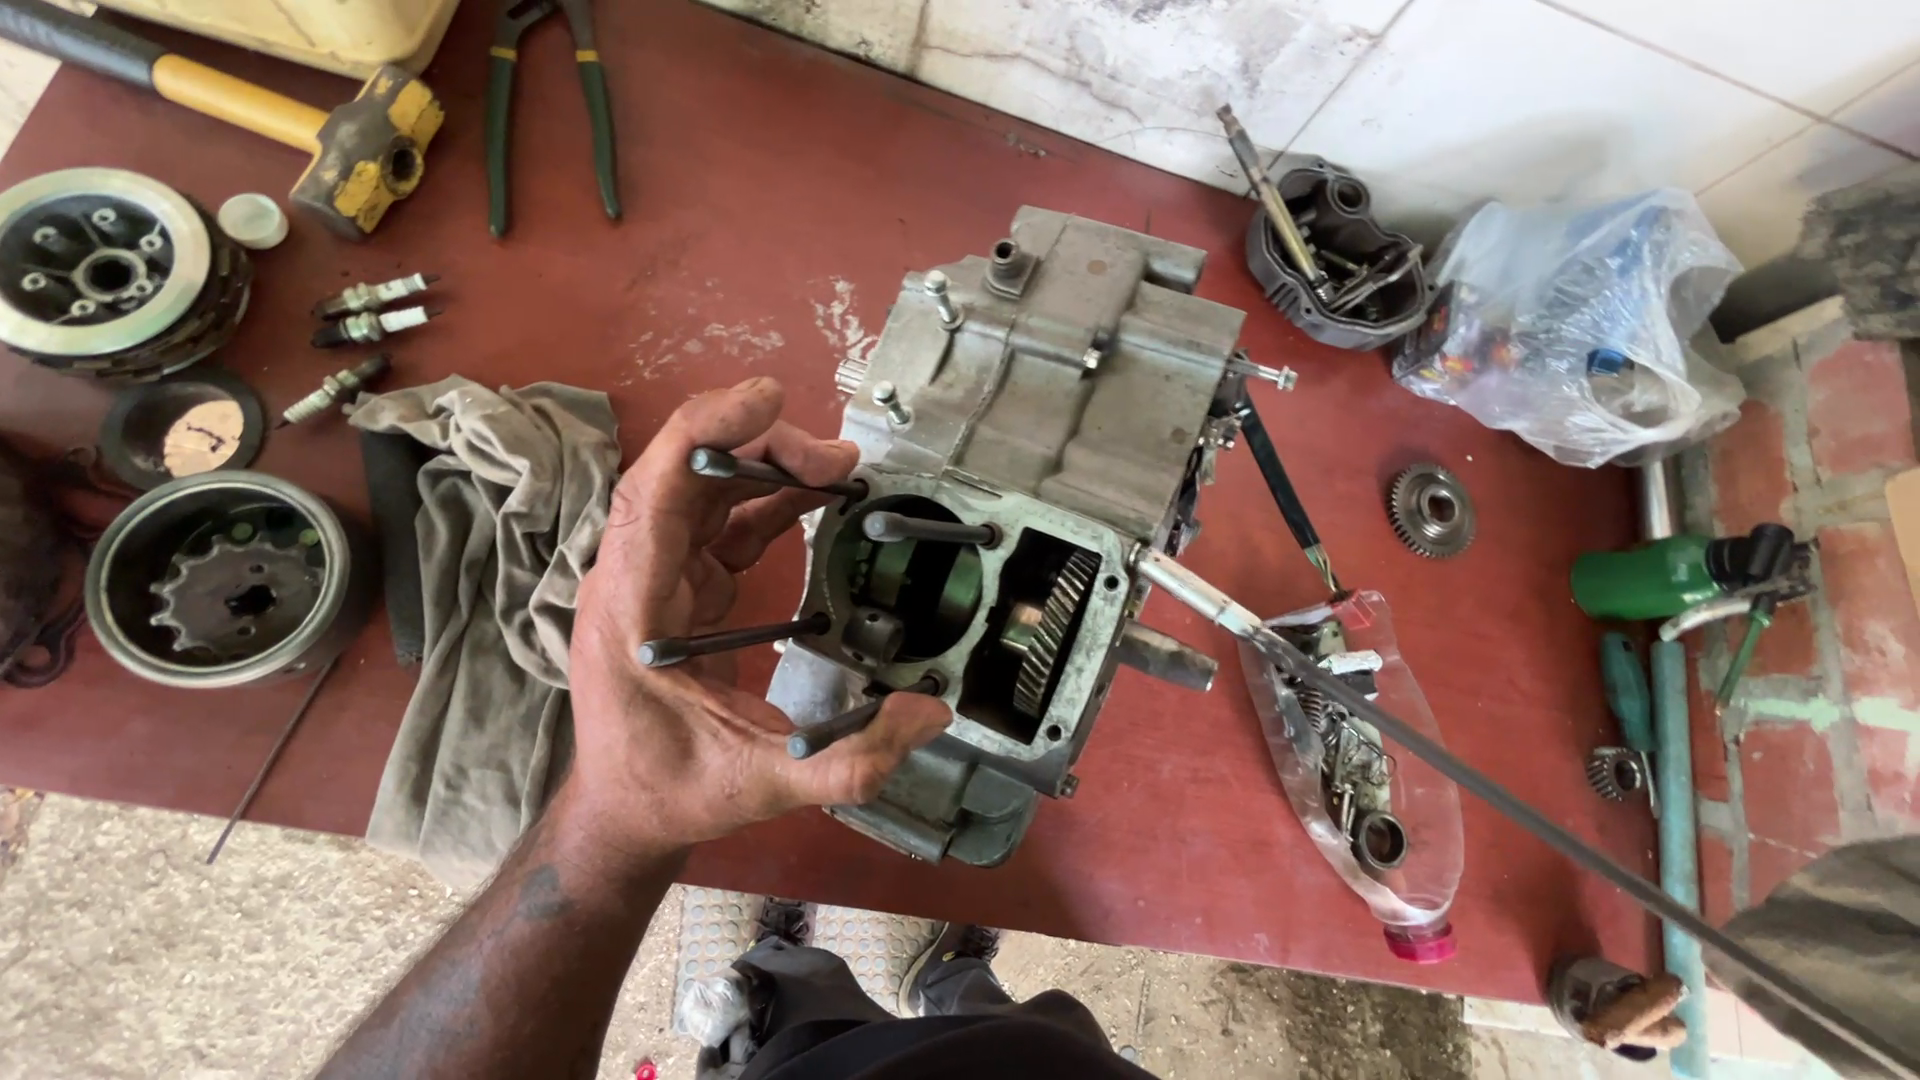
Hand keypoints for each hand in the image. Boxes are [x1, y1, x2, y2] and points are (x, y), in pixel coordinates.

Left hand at [563, 377, 949, 859]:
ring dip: (766, 466)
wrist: (623, 810)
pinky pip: (720, 519)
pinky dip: (766, 498)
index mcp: (634, 608)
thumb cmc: (674, 792)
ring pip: (702, 486)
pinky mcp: (679, 583)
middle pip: (683, 472)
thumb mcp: (766, 783)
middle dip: (759, 446)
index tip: (770, 398)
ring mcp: (654, 575)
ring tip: (840, 471)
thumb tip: (932, 715)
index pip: (656, 490)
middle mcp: (634, 575)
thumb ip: (852, 760)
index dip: (708, 430)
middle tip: (838, 462)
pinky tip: (813, 496)